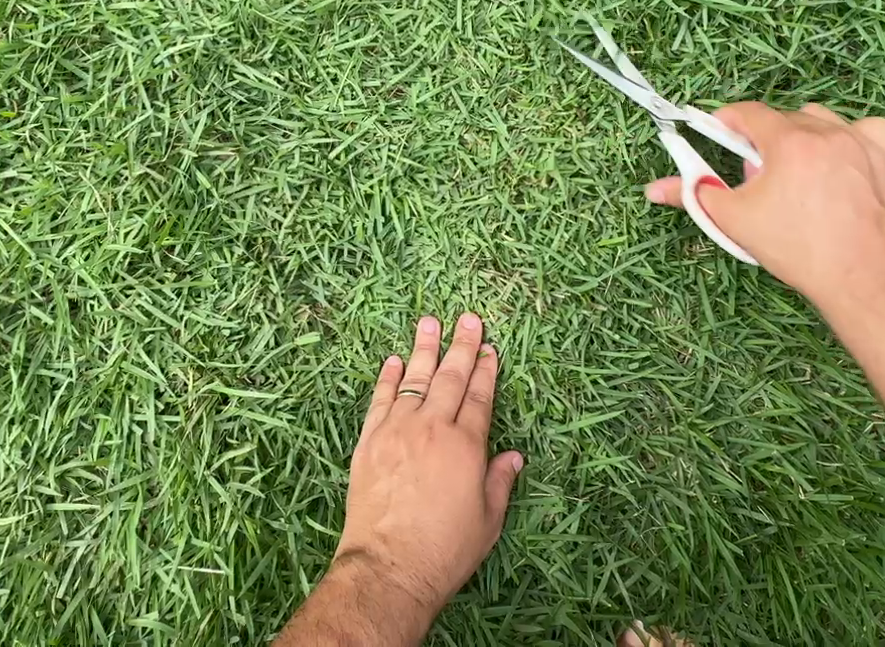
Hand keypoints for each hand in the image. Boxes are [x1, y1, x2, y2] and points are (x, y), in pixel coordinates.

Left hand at [335, 313, 522, 622]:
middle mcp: (432, 428)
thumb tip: (514, 455)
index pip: (479, 396)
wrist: (389, 566)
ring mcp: (397, 429)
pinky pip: (380, 400)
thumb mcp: (487, 521)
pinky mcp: (370, 439)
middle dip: (461, 346)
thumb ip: (499, 481)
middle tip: (468, 318)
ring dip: (423, 349)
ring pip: (414, 379)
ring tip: (429, 322)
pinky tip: (392, 361)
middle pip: (450, 378)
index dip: (486, 370)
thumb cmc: (445, 549)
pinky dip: (387, 378)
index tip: (489, 348)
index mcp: (465, 445)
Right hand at [646, 102, 884, 305]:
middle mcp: (826, 133)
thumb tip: (653, 189)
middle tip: (753, 173)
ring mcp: (860, 144)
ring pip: (820, 119)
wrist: (859, 277)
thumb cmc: (794, 247)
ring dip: (800, 134)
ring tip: (792, 168)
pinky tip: (838, 159)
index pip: (748, 113)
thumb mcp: (733, 219)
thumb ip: (692, 194)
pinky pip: (866, 129)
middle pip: (781, 118)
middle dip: (761, 138)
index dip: (726, 121)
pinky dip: (848, 137)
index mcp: (788, 142)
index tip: (717, 135)